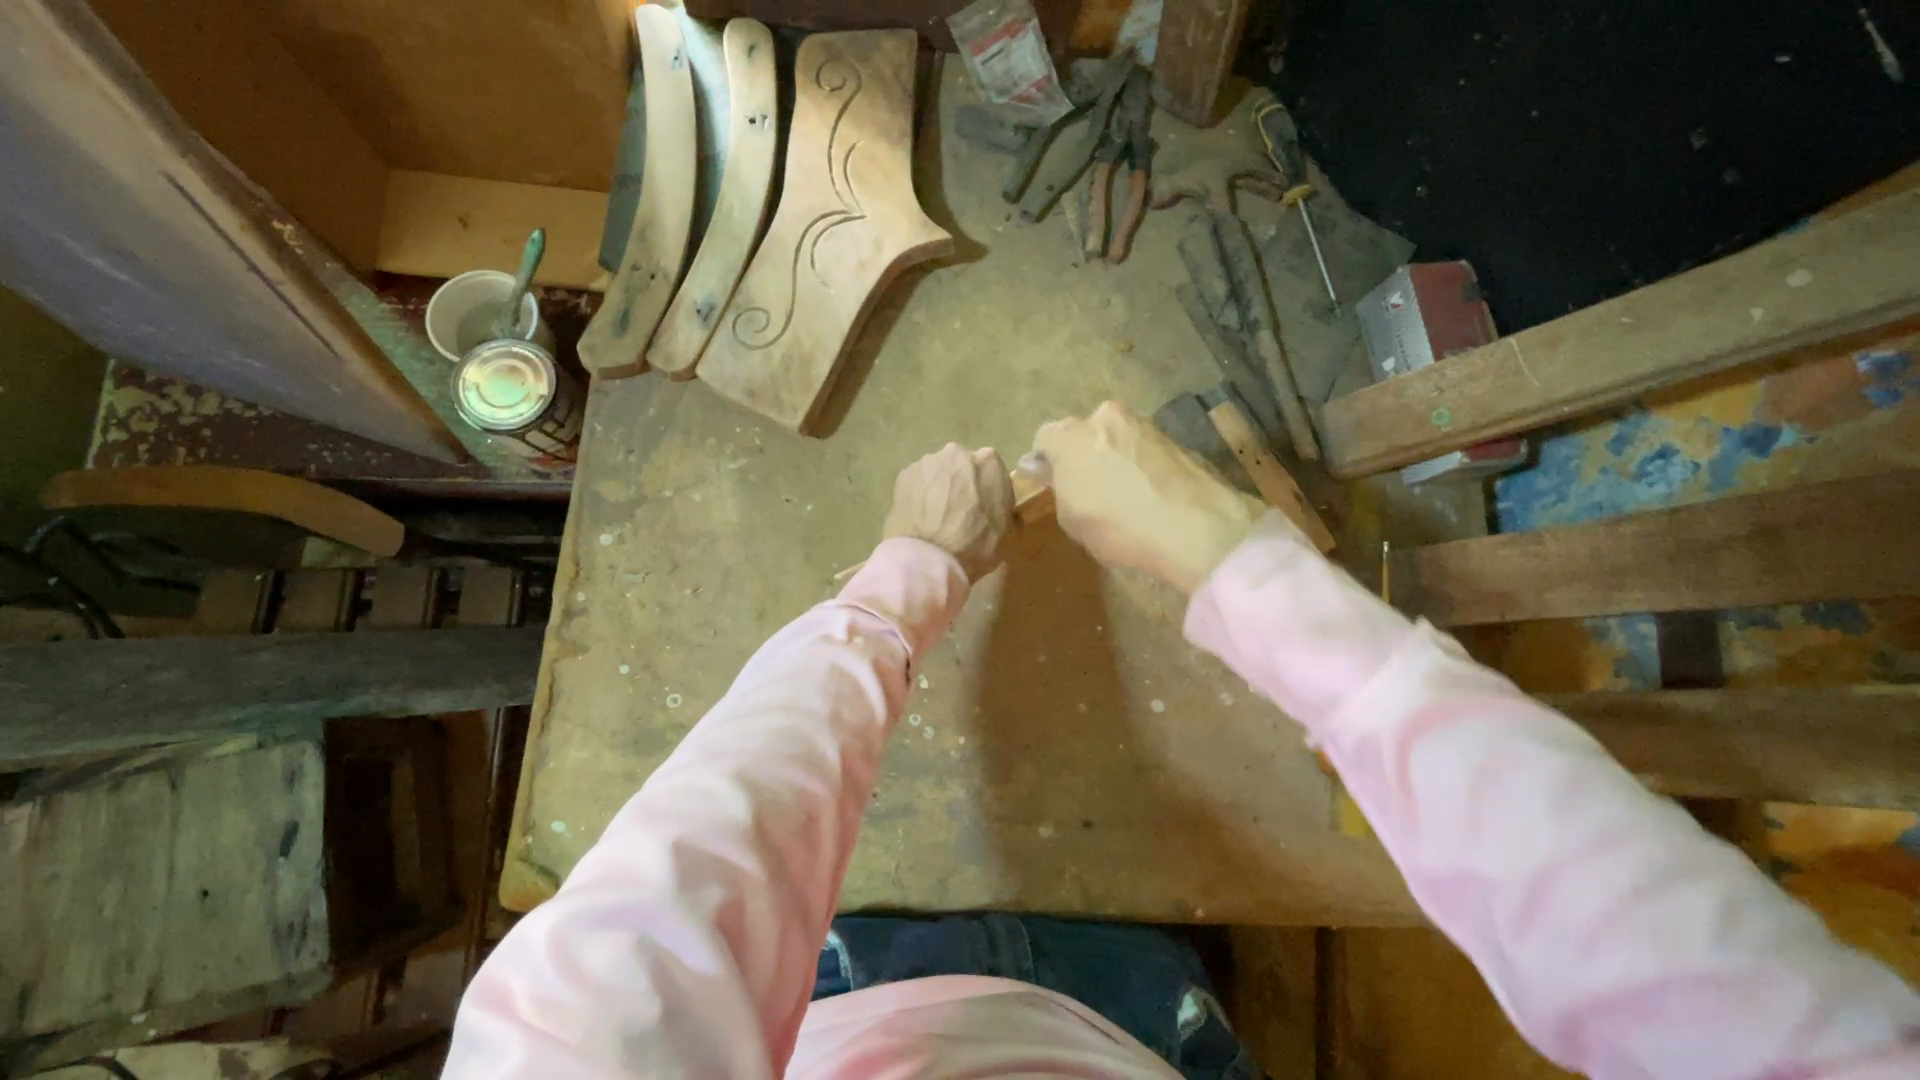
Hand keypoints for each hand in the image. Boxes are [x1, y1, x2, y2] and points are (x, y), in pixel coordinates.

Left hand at [883, 443, 1015, 581]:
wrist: (930, 559)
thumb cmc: (977, 546)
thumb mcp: (1009, 534)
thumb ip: (1007, 512)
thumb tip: (1005, 512)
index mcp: (989, 461)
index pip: (991, 470)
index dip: (987, 489)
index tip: (983, 507)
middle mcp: (958, 453)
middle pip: (962, 466)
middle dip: (961, 484)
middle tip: (958, 512)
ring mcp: (927, 462)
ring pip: (937, 473)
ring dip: (938, 488)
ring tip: (934, 517)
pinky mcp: (903, 475)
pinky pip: (916, 483)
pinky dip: (918, 496)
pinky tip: (918, 517)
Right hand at [1033, 401, 1266, 592]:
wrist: (1196, 527)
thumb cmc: (1118, 526)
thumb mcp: (1071, 518)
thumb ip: (1054, 484)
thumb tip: (1037, 464)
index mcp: (1071, 435)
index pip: (1045, 438)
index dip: (1047, 463)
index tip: (1055, 487)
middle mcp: (1106, 417)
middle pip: (1085, 434)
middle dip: (1084, 456)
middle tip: (1092, 492)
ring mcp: (1145, 424)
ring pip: (1119, 438)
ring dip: (1116, 458)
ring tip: (1127, 496)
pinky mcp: (1177, 438)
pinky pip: (1147, 450)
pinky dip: (1144, 465)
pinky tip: (1153, 495)